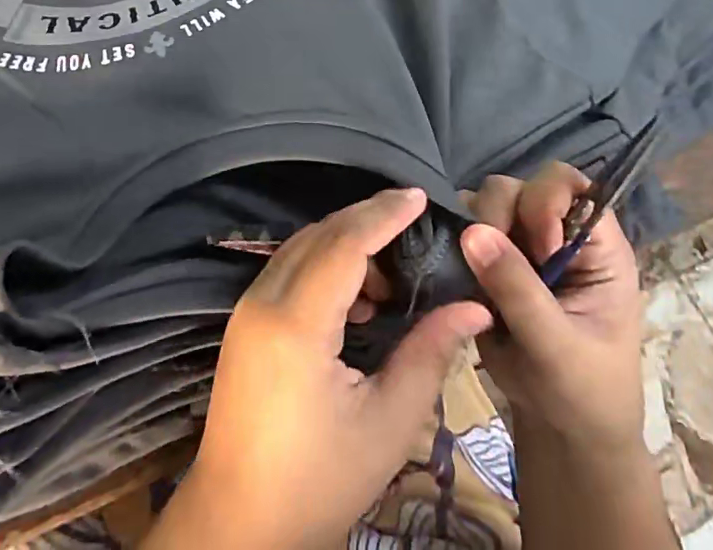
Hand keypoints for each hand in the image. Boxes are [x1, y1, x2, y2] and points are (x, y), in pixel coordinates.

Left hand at [149, 188, 493, 549]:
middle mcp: (263, 302)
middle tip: (416, 224)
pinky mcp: (244, 322)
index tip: (420, 196)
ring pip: (301, 246)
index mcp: (296, 325)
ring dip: (346, 243)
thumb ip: (429, 353)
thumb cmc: (318, 481)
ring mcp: (246, 309)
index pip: (344, 244)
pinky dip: (325, 264)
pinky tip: (356, 300)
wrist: (238, 524)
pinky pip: (289, 268)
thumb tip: (475, 307)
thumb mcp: (387, 424)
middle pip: (320, 235)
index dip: (384, 214)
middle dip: (368, 219)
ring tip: (391, 279)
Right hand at [461, 162, 645, 450]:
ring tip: (472, 274)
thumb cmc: (583, 391)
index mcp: (596, 245)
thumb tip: (472, 232)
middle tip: (491, 266)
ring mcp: (521, 245)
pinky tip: (454, 271)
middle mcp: (556, 233)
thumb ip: (519, 290)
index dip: (547, 204)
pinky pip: (464, 229)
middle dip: (499, 215)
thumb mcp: (559, 347)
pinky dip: (453, 241)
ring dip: (472, 227)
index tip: (539, 251)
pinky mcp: (490, 261)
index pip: (571, 187)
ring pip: (486, 202)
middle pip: (520, 187)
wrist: (561, 431)